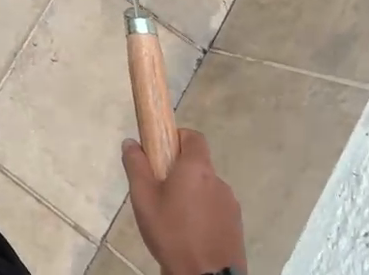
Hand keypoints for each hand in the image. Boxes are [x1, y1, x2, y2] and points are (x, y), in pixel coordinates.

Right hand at [122, 130, 246, 274]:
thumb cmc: (172, 232)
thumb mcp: (143, 197)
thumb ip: (135, 165)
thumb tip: (132, 143)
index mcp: (197, 169)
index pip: (193, 137)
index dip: (176, 137)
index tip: (160, 152)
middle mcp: (219, 182)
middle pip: (198, 164)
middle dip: (178, 171)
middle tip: (158, 189)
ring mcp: (231, 207)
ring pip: (206, 188)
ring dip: (191, 193)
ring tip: (172, 216)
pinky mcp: (236, 228)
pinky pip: (215, 209)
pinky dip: (202, 213)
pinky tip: (188, 232)